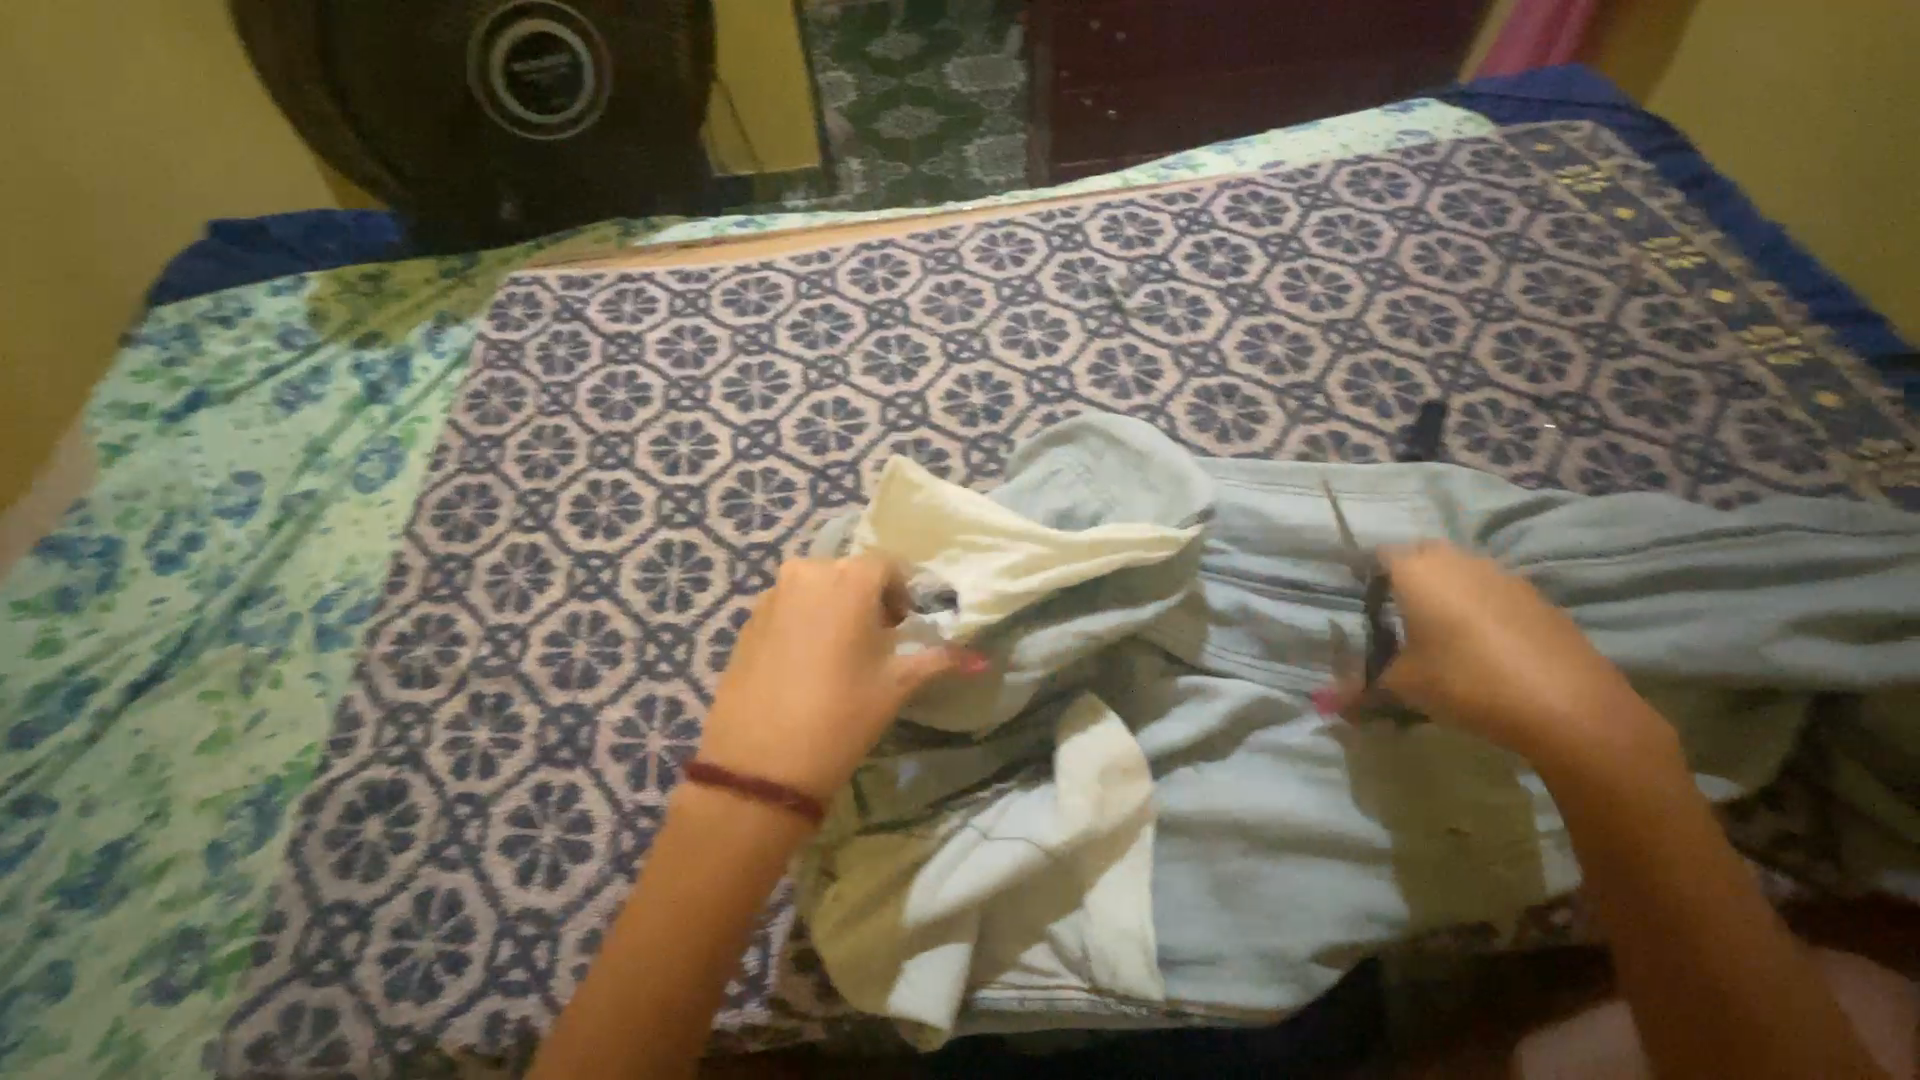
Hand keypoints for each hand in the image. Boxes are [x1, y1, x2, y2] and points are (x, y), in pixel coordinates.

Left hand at [695, 556, 985, 800]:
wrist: (761, 763)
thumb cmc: (842, 715)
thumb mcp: (896, 685)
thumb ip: (940, 660)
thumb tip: (981, 660)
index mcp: (849, 579)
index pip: (888, 565)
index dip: (903, 593)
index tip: (907, 627)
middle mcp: (807, 573)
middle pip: (849, 573)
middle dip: (869, 600)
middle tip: (879, 642)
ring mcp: (772, 595)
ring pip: (816, 589)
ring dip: (835, 609)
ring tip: (843, 655)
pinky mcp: (748, 621)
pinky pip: (788, 608)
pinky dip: (805, 623)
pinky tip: (808, 666)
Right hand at [1325, 542, 1661, 762]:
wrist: (1567, 704)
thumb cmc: (1465, 682)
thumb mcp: (1403, 688)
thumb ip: (1361, 689)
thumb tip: (1327, 704)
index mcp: (1416, 571)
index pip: (1378, 556)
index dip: (1367, 578)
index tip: (1362, 607)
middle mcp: (1457, 561)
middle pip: (1421, 557)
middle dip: (1406, 580)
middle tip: (1397, 619)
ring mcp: (1502, 575)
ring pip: (1460, 573)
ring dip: (1446, 593)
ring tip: (1440, 636)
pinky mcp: (1537, 598)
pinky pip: (1492, 592)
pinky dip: (1480, 609)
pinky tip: (1483, 648)